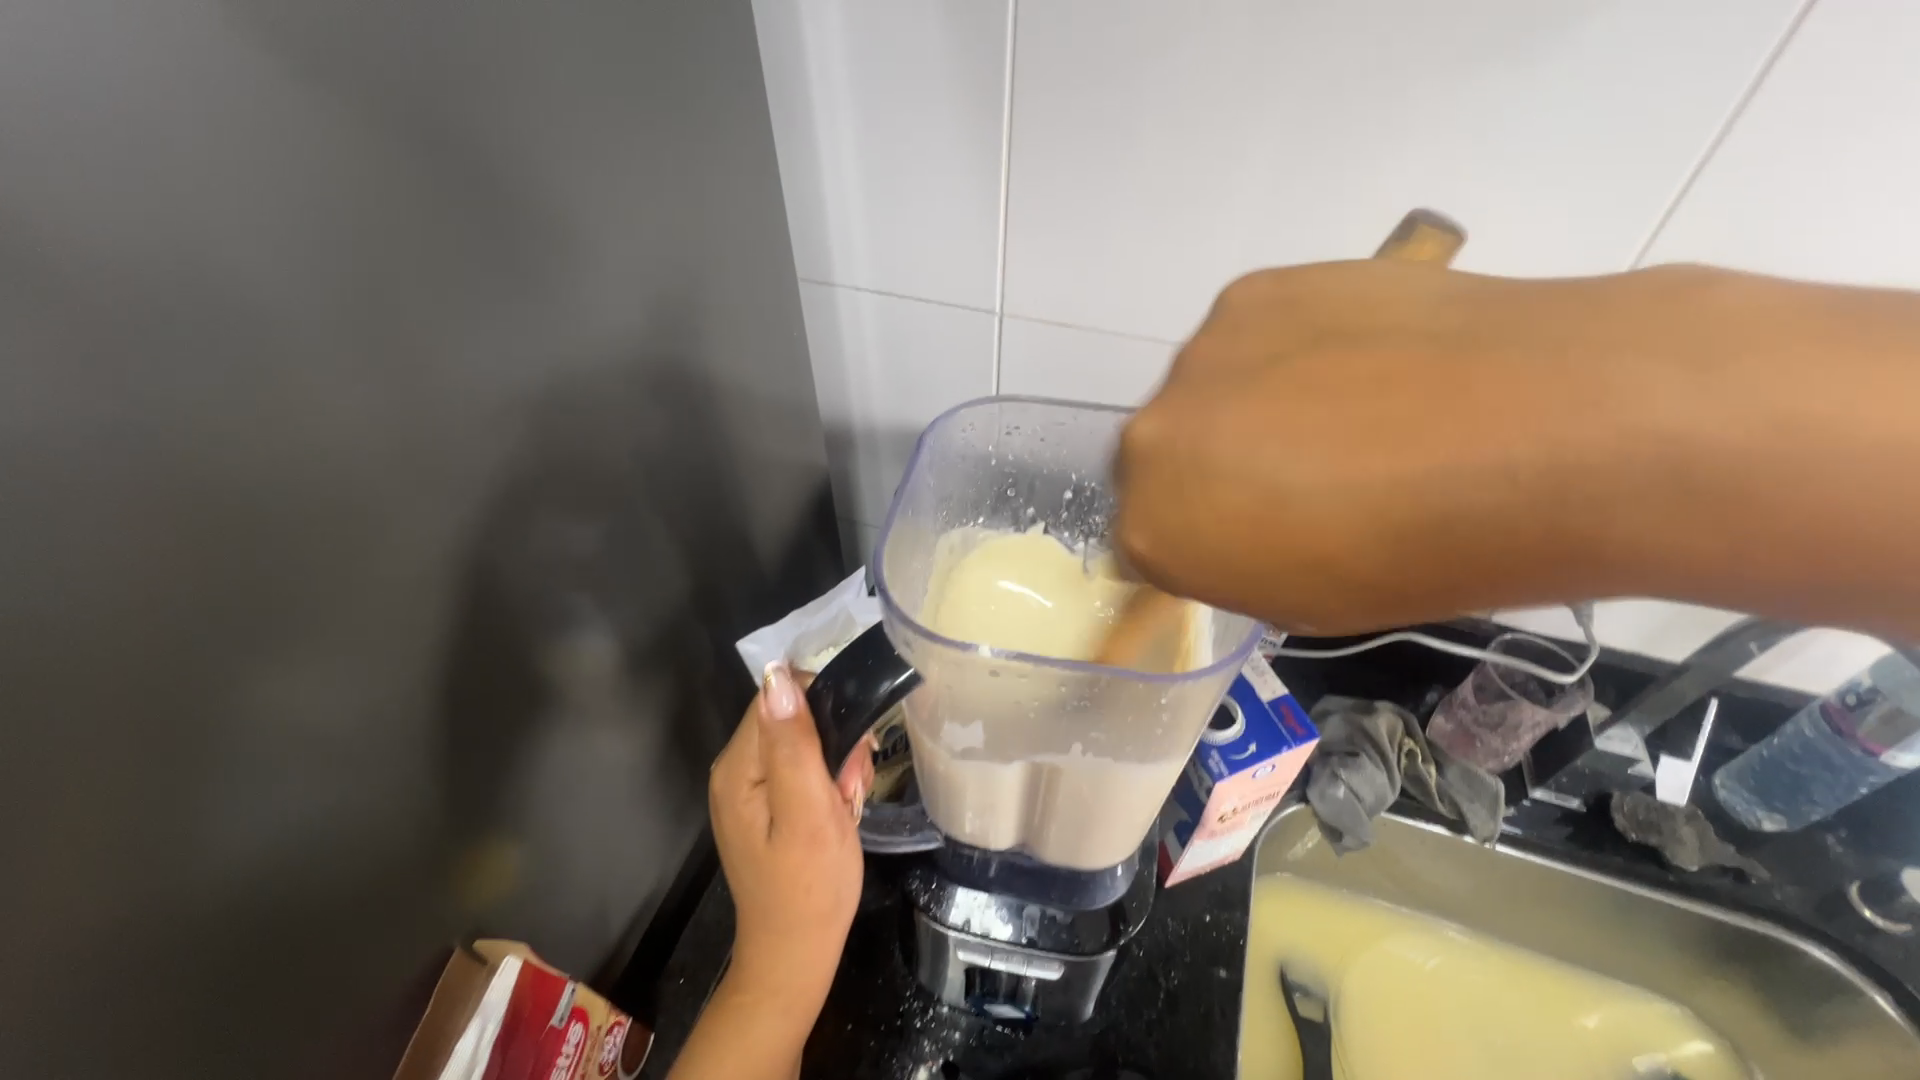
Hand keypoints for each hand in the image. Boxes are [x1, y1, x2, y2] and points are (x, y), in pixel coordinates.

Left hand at [708, 661, 873, 1001]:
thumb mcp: (809, 811)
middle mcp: (735, 769)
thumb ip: (795, 743)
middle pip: (793, 719)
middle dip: (835, 745)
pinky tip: (837, 814)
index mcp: (737, 767)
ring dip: (838, 767)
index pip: (779, 698)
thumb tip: (778, 675)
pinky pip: (804, 771)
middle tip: (849, 790)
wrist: (797, 953)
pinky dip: (829, 786)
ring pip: (805, 744)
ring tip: (845, 807)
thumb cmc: (809, 886)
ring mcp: (749, 789)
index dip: (823, 713)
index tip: (850, 754)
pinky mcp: (766, 805)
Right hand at [1114, 260, 1730, 633]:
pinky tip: (1364, 358)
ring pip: (1205, 391)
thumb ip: (1235, 560)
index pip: (1146, 542)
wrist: (1545, 429)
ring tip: (1351, 408)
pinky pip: (1250, 335)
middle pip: (1164, 459)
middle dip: (1213, 471)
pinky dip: (1287, 350)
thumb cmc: (1425, 554)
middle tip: (1305, 476)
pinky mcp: (1254, 290)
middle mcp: (1151, 439)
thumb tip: (1234, 521)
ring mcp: (1199, 355)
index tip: (1262, 541)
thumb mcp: (1308, 601)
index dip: (1206, 543)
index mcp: (1154, 528)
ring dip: (1249, 404)